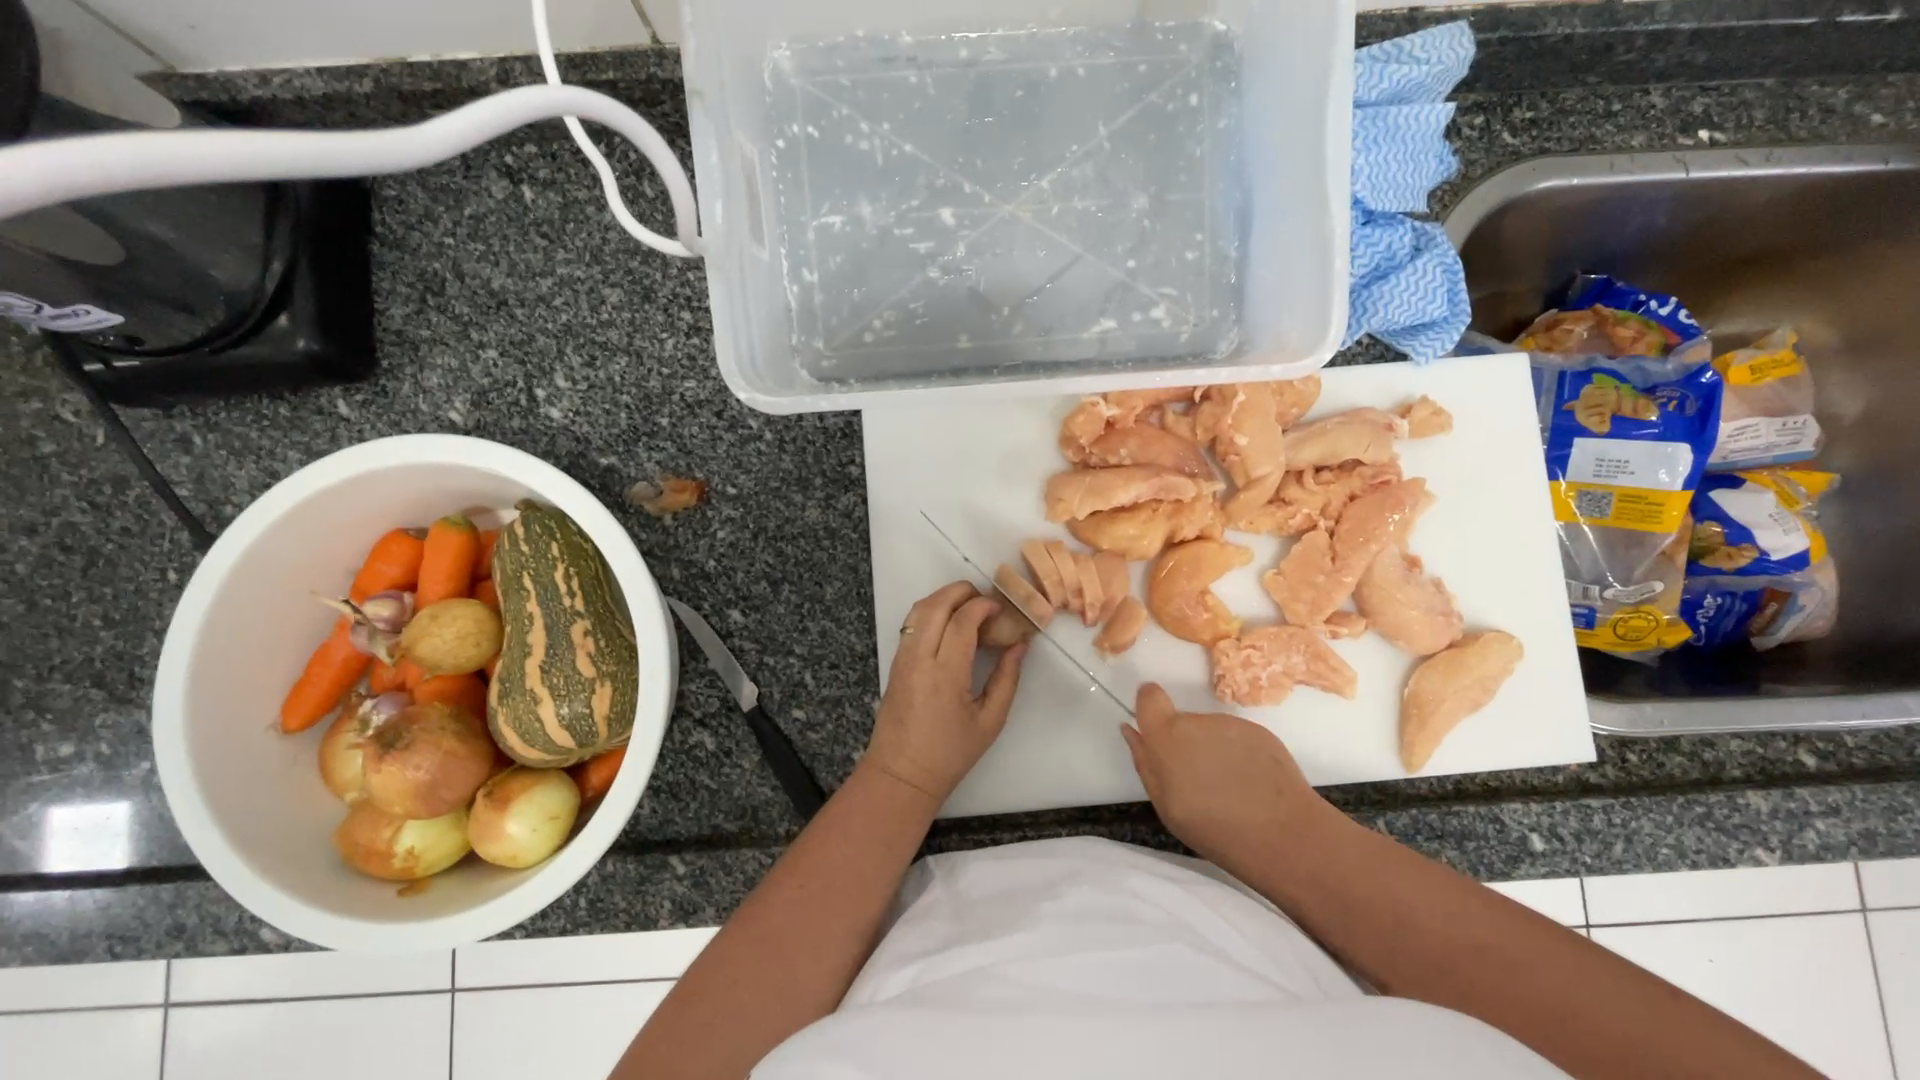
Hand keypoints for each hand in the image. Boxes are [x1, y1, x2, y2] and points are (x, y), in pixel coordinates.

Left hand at [864, 582, 1028, 804]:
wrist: (901, 774)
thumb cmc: (950, 753)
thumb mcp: (990, 721)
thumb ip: (1007, 678)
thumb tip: (1019, 645)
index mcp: (945, 674)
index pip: (962, 621)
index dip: (984, 606)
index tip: (1002, 610)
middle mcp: (919, 659)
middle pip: (936, 605)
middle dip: (962, 592)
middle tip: (986, 601)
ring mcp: (902, 658)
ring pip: (919, 610)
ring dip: (944, 599)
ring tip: (970, 608)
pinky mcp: (895, 663)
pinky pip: (912, 624)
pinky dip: (932, 613)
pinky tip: (951, 626)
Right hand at [1121, 683, 1327, 869]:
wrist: (1282, 834)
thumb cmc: (1212, 827)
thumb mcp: (1165, 805)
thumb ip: (1145, 762)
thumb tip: (1132, 731)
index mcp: (1168, 736)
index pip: (1150, 697)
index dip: (1149, 708)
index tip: (1156, 732)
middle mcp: (1198, 721)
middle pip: (1182, 722)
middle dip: (1184, 744)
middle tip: (1197, 783)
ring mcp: (1232, 725)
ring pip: (1211, 732)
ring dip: (1213, 752)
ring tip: (1228, 790)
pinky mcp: (1260, 732)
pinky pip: (1237, 739)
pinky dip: (1238, 757)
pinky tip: (1251, 786)